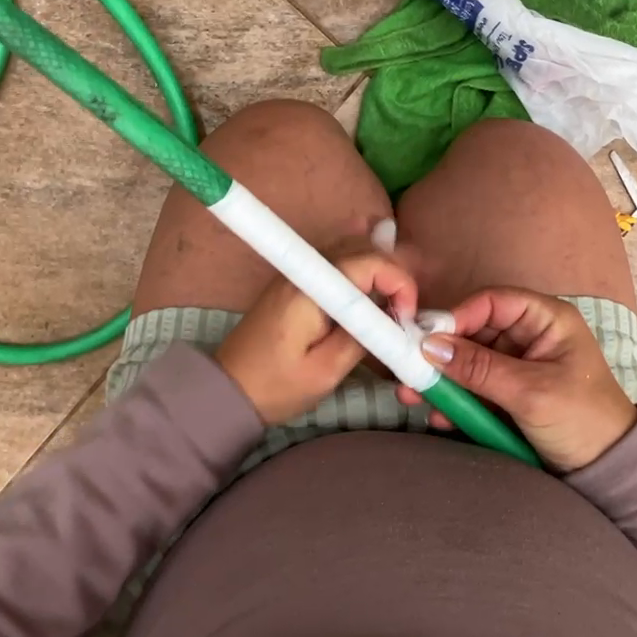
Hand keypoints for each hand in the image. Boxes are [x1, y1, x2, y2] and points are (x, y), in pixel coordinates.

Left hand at [215, 252, 416, 424]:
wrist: (227, 390)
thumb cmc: (275, 387)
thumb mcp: (325, 372)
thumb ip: (361, 337)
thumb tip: (391, 316)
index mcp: (310, 290)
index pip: (367, 261)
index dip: (399, 280)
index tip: (407, 315)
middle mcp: (303, 269)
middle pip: (361, 247)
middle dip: (394, 270)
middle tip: (408, 307)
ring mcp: (296, 272)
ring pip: (348, 247)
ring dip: (379, 263)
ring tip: (399, 295)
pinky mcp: (293, 282)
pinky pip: (333, 258)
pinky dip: (359, 261)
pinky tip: (373, 269)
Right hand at [401, 287, 636, 471]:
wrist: (608, 473)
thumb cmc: (584, 421)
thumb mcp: (530, 393)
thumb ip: (479, 369)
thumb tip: (428, 346)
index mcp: (546, 321)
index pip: (492, 302)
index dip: (458, 316)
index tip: (426, 338)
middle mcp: (528, 337)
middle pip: (473, 332)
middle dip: (442, 354)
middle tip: (409, 372)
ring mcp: (517, 367)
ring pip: (467, 363)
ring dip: (442, 381)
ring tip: (413, 398)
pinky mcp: (507, 396)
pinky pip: (473, 390)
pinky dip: (454, 402)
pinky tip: (437, 417)